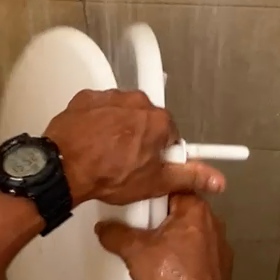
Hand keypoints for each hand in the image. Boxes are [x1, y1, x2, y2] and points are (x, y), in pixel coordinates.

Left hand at [45, 89, 224, 205]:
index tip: (152, 162)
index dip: (161, 152)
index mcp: (158, 120)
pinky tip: (92, 141)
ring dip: (118, 128)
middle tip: (128, 162)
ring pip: (122, 113)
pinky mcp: (86, 99)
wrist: (64, 168)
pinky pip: (99, 109)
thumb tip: (215, 178)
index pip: (170, 133)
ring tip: (107, 153)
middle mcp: (136, 101)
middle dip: (140, 138)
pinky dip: (97, 121)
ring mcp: (109, 97)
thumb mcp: (154, 182)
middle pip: (146, 120)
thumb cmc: (107, 174)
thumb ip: (188, 176)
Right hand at [95, 194, 231, 279]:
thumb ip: (116, 234)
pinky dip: (187, 258)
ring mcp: (221, 246)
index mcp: (195, 209)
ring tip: (153, 252)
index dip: (152, 196)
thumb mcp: (134, 251)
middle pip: (182, 212)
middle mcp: (213, 222)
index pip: (172, 189)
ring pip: (192, 234)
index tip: (137, 205)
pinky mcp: (223, 268)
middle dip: (162, 219)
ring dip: (175, 239)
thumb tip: (102, 227)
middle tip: (140, 229)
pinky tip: (171, 271)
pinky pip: (200, 254)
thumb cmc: (169, 275)